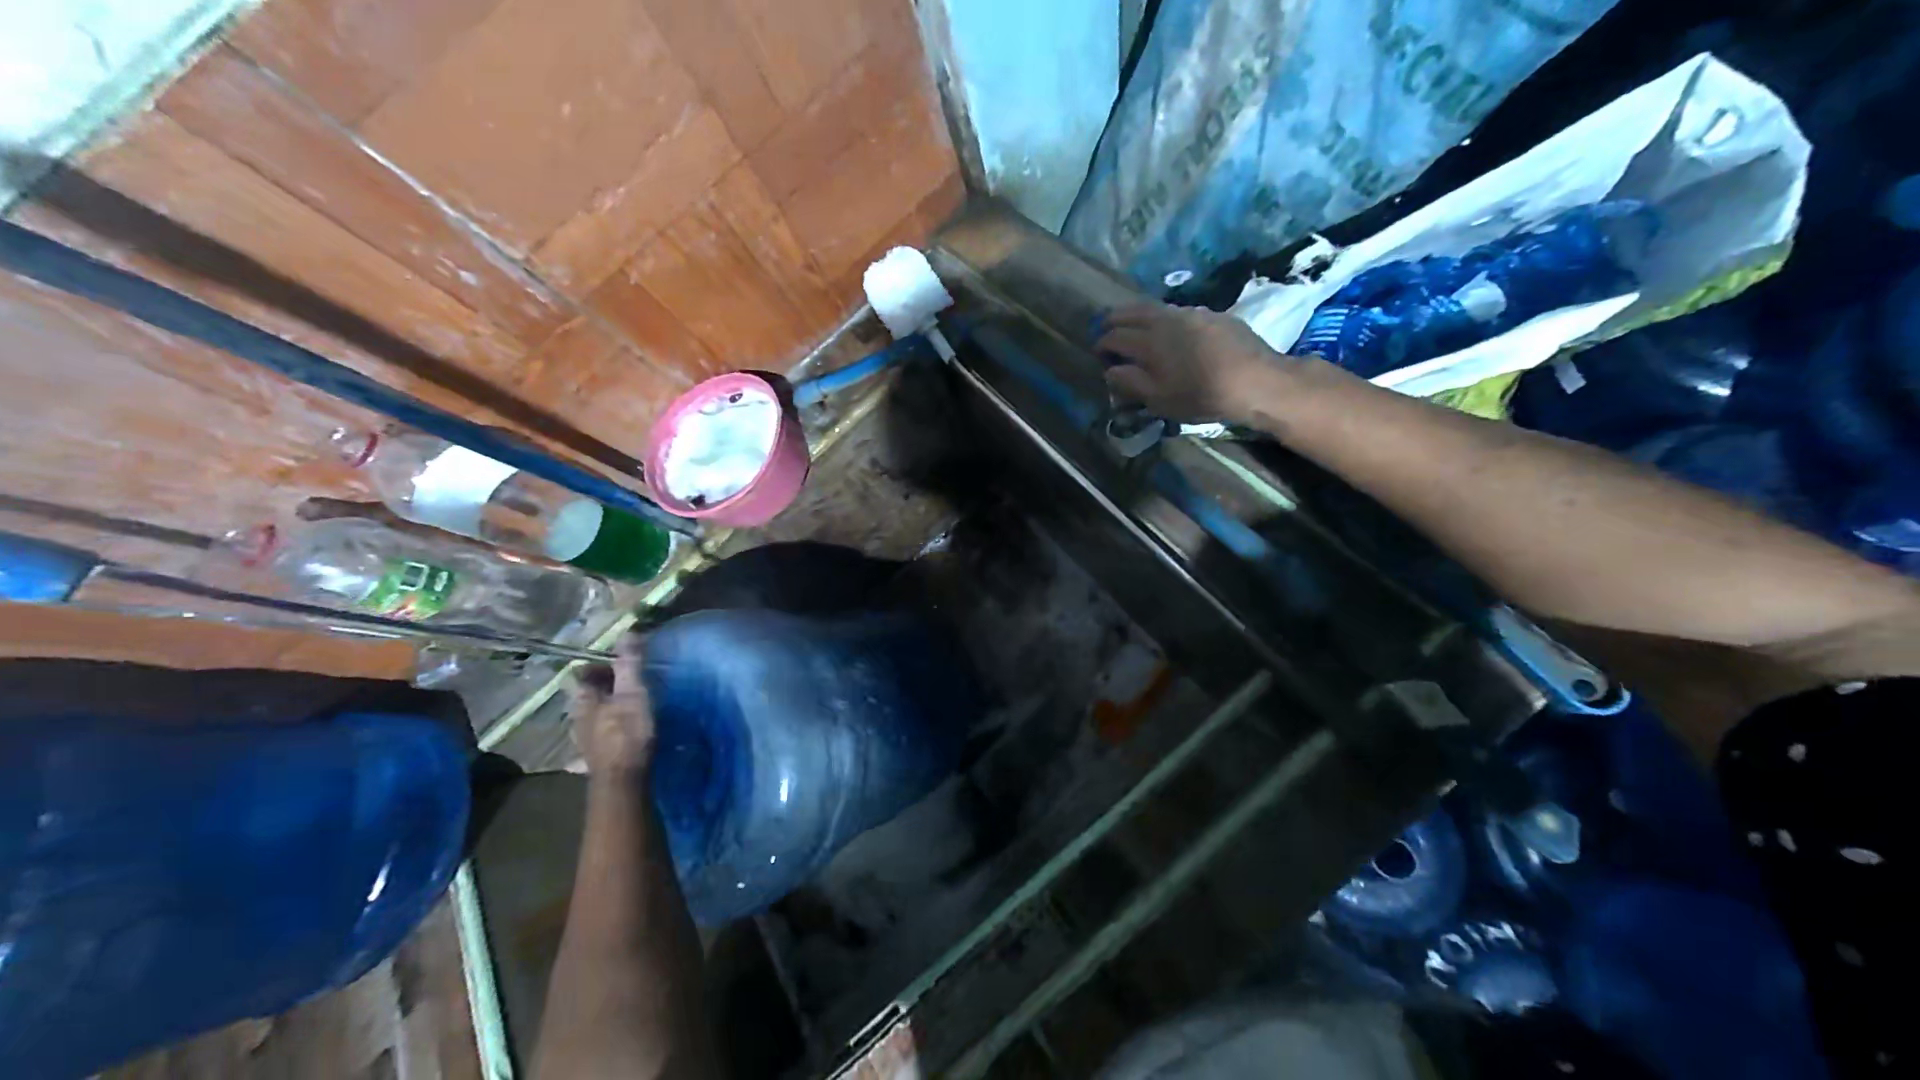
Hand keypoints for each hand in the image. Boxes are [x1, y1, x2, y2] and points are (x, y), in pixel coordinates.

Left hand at [570, 633, 655, 773]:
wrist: (622, 782)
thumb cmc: (627, 732)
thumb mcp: (632, 693)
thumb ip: (629, 664)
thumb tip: (628, 630)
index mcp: (583, 698)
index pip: (584, 672)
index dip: (601, 664)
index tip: (623, 662)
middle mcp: (577, 716)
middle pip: (589, 693)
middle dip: (606, 685)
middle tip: (631, 681)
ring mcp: (584, 739)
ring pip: (594, 714)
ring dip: (608, 707)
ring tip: (631, 704)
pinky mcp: (595, 756)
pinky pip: (600, 733)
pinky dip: (610, 727)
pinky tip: (621, 731)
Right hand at [1095, 302, 1303, 423]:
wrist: (1256, 380)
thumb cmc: (1201, 395)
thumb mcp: (1159, 399)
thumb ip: (1130, 383)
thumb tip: (1110, 370)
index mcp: (1149, 341)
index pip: (1115, 336)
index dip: (1102, 344)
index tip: (1098, 353)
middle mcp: (1166, 319)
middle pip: (1133, 311)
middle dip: (1115, 318)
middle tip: (1106, 326)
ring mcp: (1192, 313)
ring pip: (1156, 307)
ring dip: (1139, 314)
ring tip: (1135, 324)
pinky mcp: (1214, 315)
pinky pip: (1180, 312)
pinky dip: (1165, 317)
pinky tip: (1171, 330)